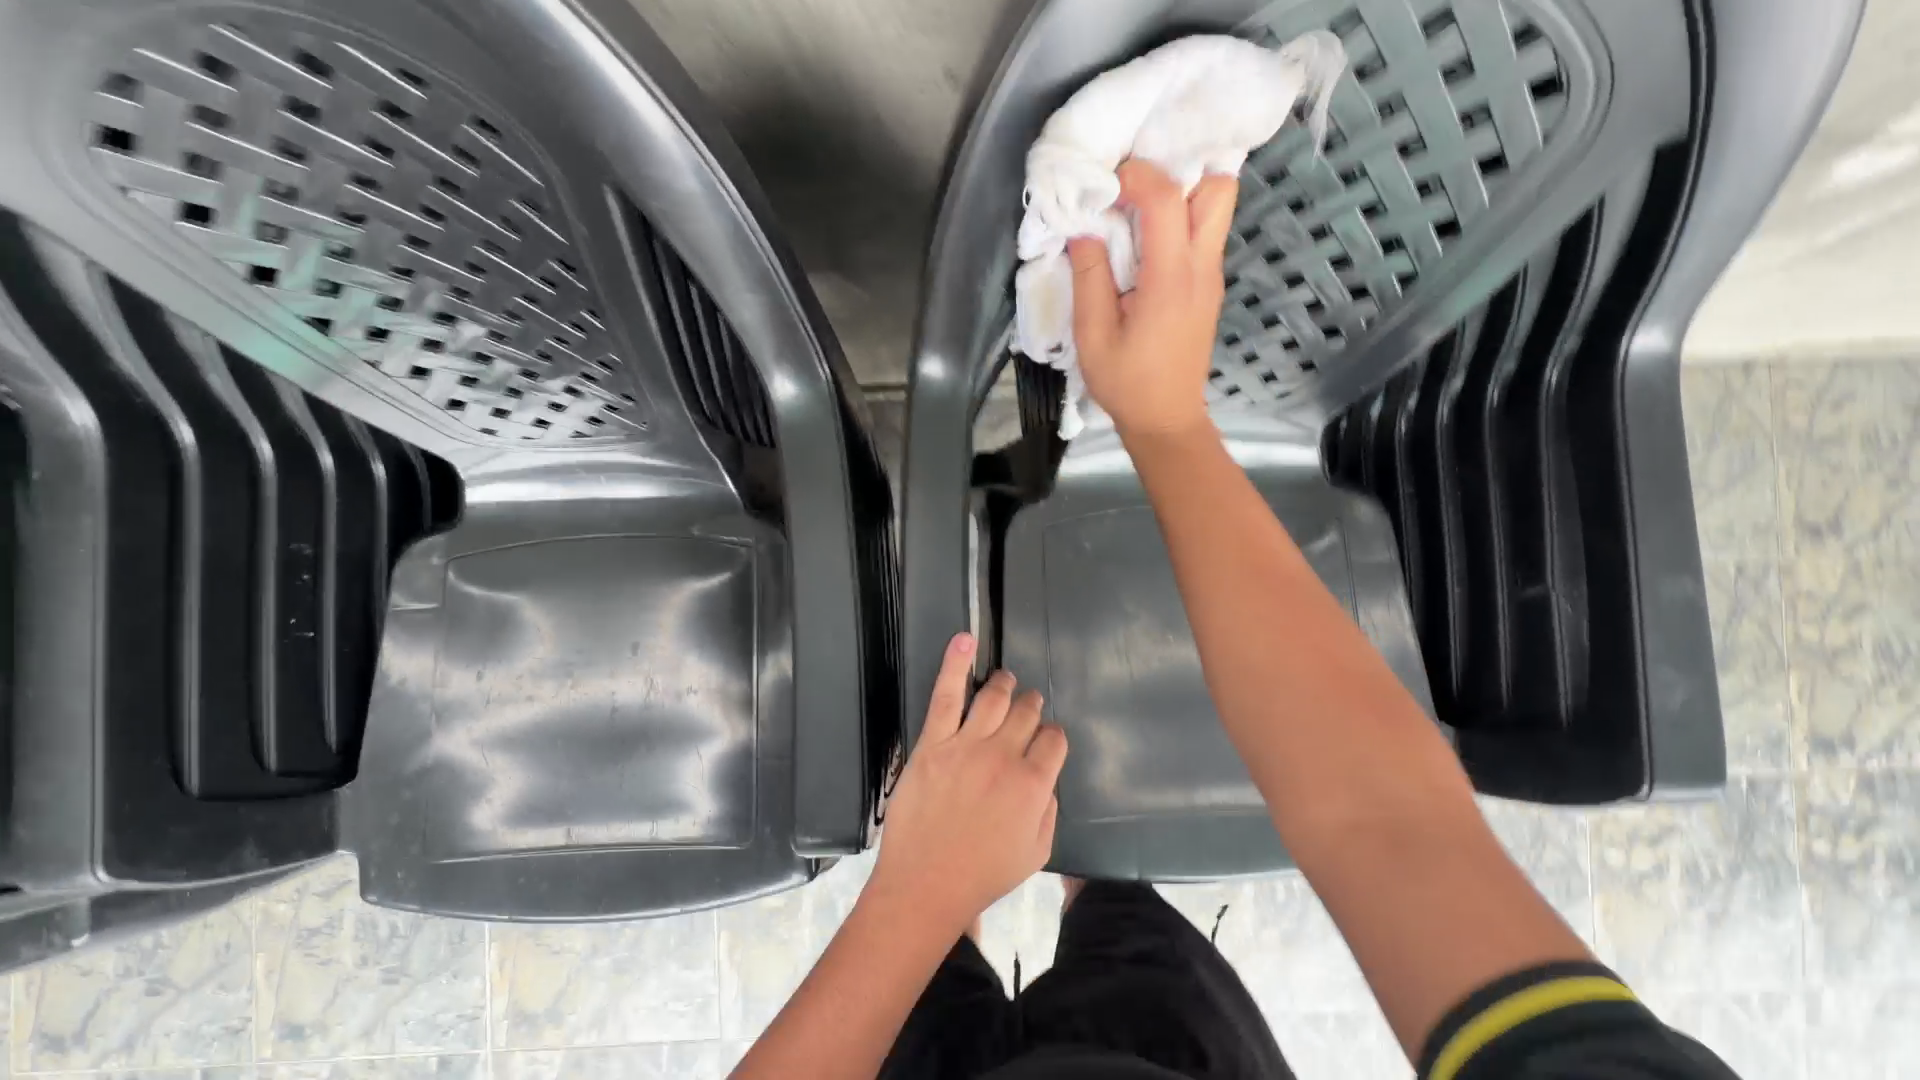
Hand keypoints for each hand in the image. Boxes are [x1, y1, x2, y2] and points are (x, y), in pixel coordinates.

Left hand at [869, 633, 1068, 932]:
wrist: (925, 885)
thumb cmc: (981, 875)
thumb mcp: (1037, 852)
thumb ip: (1049, 810)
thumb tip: (1045, 779)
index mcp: (1034, 785)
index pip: (1054, 739)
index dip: (1052, 737)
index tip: (1044, 741)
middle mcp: (1004, 757)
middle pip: (1026, 713)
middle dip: (1031, 705)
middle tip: (1027, 705)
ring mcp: (966, 746)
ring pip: (994, 697)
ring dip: (1005, 684)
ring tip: (1005, 680)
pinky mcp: (932, 744)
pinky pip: (947, 695)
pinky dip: (956, 664)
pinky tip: (964, 641)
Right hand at [1069, 159, 1237, 438]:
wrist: (1166, 419)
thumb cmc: (1126, 383)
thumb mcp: (1093, 334)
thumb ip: (1088, 276)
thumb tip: (1083, 230)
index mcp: (1171, 278)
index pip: (1168, 198)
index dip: (1136, 176)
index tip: (1105, 186)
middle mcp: (1202, 268)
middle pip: (1218, 188)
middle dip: (1179, 174)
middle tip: (1137, 190)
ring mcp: (1211, 277)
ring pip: (1216, 208)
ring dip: (1182, 196)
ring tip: (1137, 212)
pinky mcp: (1208, 287)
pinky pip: (1204, 234)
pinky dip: (1179, 222)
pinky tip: (1144, 244)